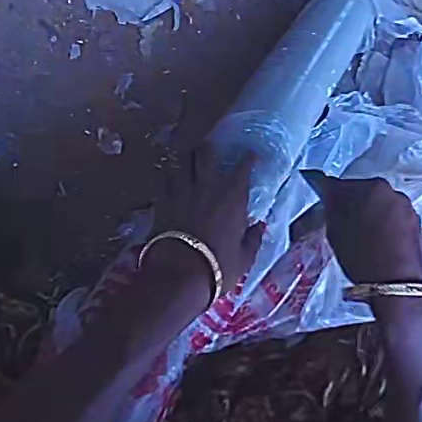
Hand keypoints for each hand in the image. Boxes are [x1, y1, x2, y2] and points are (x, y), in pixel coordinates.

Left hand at [147, 145, 266, 300]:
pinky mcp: (161, 201)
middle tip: (210, 147)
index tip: (250, 155)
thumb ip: (253, 239)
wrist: (178, 274)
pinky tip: (168, 177)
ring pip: (181, 162)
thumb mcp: (245, 258)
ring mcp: (181, 191)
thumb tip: (259, 226)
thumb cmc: (218, 266)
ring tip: (187, 158)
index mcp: (232, 196)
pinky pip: (163, 179)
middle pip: (205, 154)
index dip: (247, 158)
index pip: (242, 167)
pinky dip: (168, 175)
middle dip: (208, 147)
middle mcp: (207, 186)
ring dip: (186, 158)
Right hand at [303, 172, 421, 284]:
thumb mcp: (334, 231)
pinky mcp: (416, 221)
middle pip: (362, 191)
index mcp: (367, 185)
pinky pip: (394, 217)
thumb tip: (329, 194)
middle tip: (341, 221)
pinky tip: (379, 241)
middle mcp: (388, 190)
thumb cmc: (361, 256)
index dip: (326, 191)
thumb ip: (331, 207)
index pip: (338, 184)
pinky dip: (385, 224)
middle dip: (351, 203)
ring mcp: (405, 205)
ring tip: (362, 235)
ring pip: (380, 204)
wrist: (395, 283)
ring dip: (371, 213)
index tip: (321, 195)